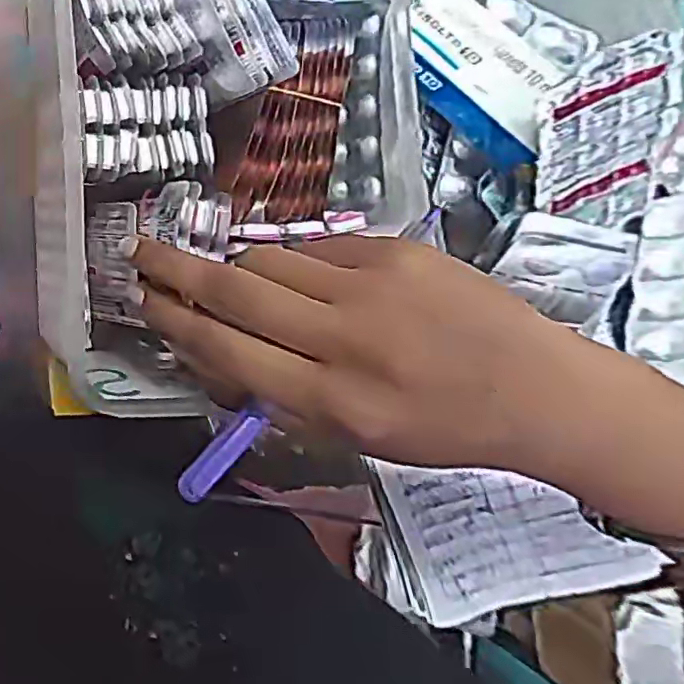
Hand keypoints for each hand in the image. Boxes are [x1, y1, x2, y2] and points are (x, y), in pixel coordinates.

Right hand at [126, 233, 638, 471]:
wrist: (546, 391)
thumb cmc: (437, 426)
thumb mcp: (349, 434)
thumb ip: (272, 390)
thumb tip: (206, 344)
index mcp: (335, 399)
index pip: (226, 349)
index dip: (173, 320)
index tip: (141, 298)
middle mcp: (349, 339)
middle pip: (233, 291)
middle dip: (173, 269)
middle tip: (137, 251)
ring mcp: (373, 286)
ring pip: (265, 262)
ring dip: (236, 270)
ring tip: (234, 279)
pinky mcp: (394, 250)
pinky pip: (311, 249)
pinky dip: (292, 265)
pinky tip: (310, 283)